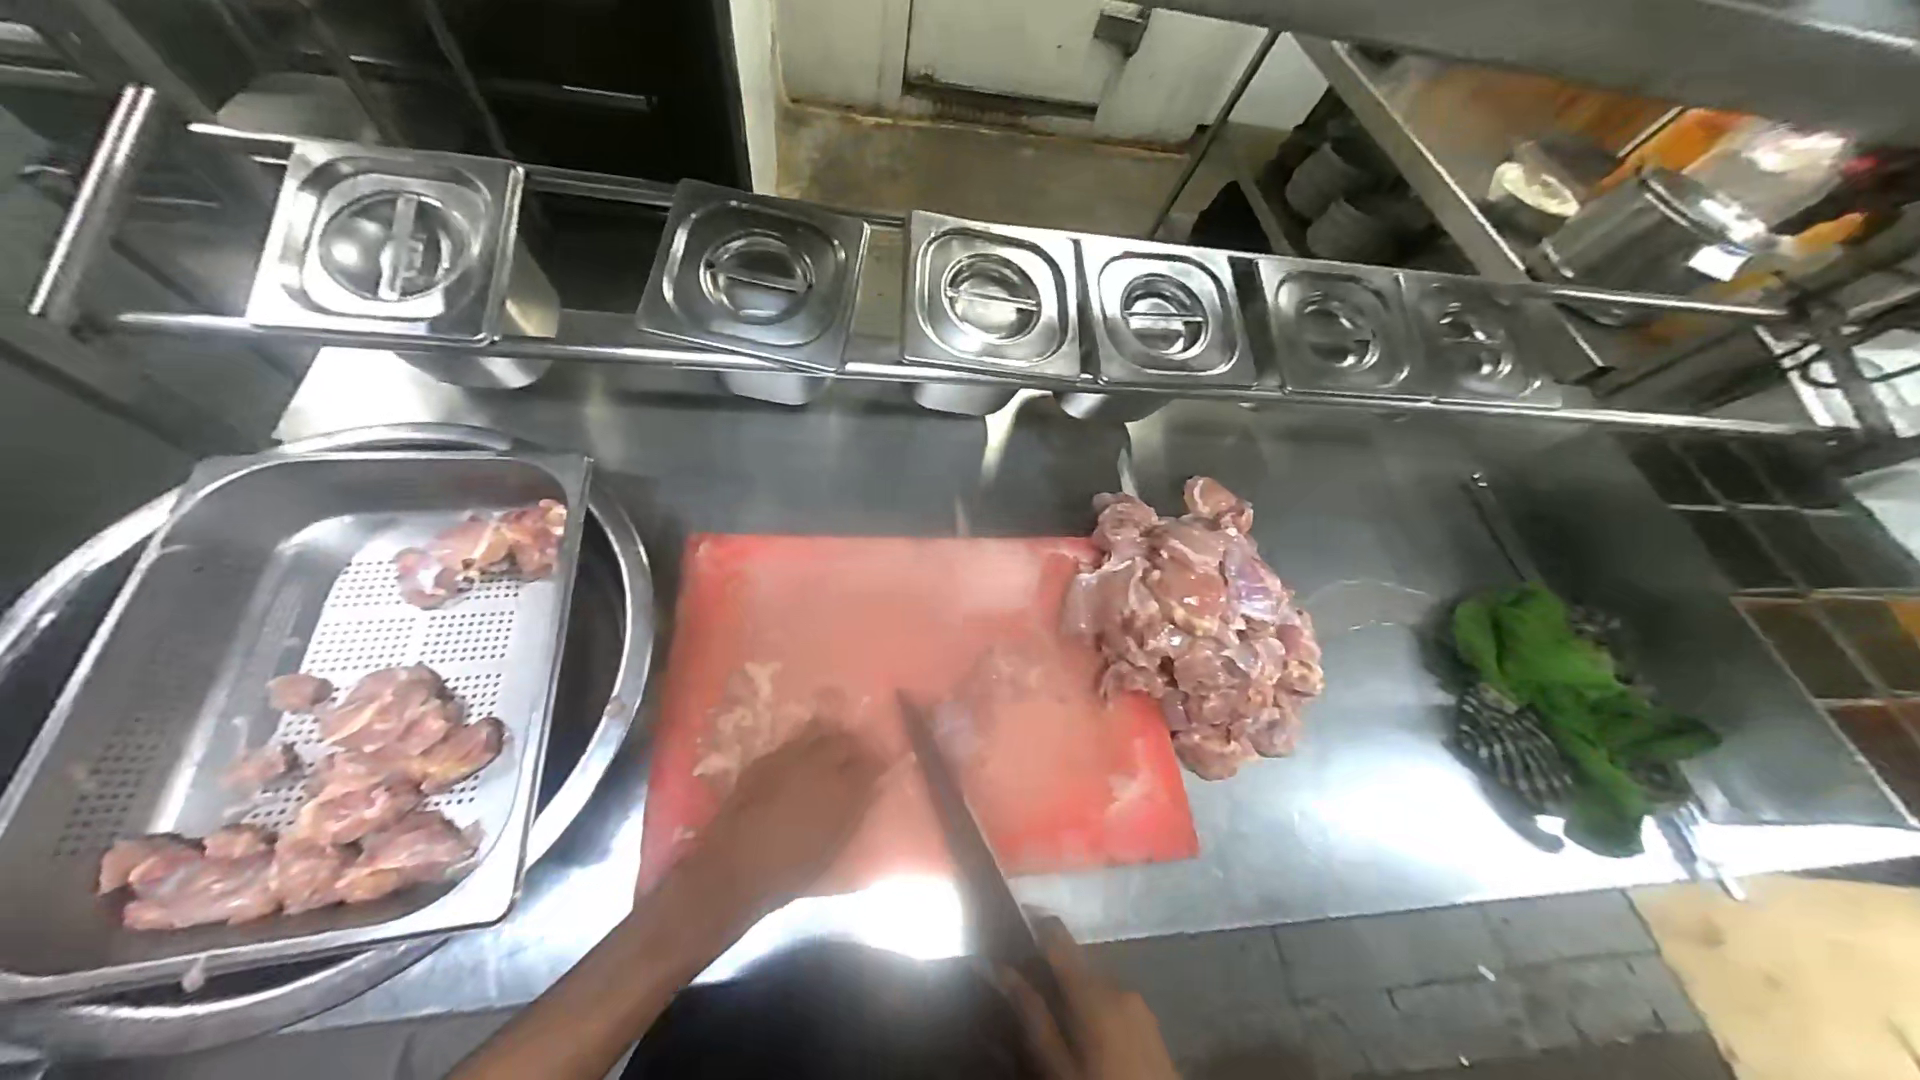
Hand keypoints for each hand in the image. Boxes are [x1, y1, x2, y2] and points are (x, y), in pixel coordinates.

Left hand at [658, 718, 886, 922]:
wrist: (735, 869)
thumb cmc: (792, 868)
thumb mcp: (835, 844)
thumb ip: (857, 810)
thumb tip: (873, 785)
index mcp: (842, 789)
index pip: (871, 762)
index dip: (878, 761)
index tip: (882, 765)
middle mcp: (818, 765)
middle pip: (845, 740)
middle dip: (856, 744)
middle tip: (859, 754)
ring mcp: (789, 758)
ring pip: (818, 731)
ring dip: (831, 736)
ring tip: (833, 746)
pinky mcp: (764, 760)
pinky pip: (793, 741)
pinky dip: (804, 744)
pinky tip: (803, 756)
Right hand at [1001, 917, 1179, 1079]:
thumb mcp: (1057, 1064)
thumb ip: (1030, 1013)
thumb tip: (997, 968)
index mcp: (1092, 992)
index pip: (1059, 938)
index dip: (1036, 924)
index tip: (1014, 921)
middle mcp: (1117, 985)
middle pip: (1076, 961)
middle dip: (1051, 968)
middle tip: (1028, 989)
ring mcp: (1139, 1002)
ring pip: (1095, 981)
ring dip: (1074, 990)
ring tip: (1056, 1017)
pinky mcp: (1151, 1021)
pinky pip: (1114, 998)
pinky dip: (1096, 1005)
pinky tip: (1087, 1034)